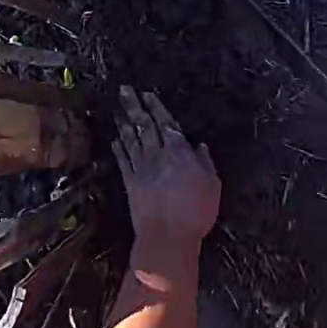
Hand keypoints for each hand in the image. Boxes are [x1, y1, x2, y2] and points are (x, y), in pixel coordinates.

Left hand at [113, 88, 219, 251]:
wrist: (167, 236)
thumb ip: (205, 162)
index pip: (165, 123)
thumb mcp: (212, 185)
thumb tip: (200, 145)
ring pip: (131, 139)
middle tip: (125, 91)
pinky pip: (123, 160)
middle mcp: (157, 154)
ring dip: (124, 122)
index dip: (156, 108)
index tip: (148, 95)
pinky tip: (115, 139)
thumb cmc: (196, 211)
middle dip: (135, 106)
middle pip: (144, 125)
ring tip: (118, 109)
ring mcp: (141, 168)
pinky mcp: (130, 183)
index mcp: (179, 152)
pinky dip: (118, 148)